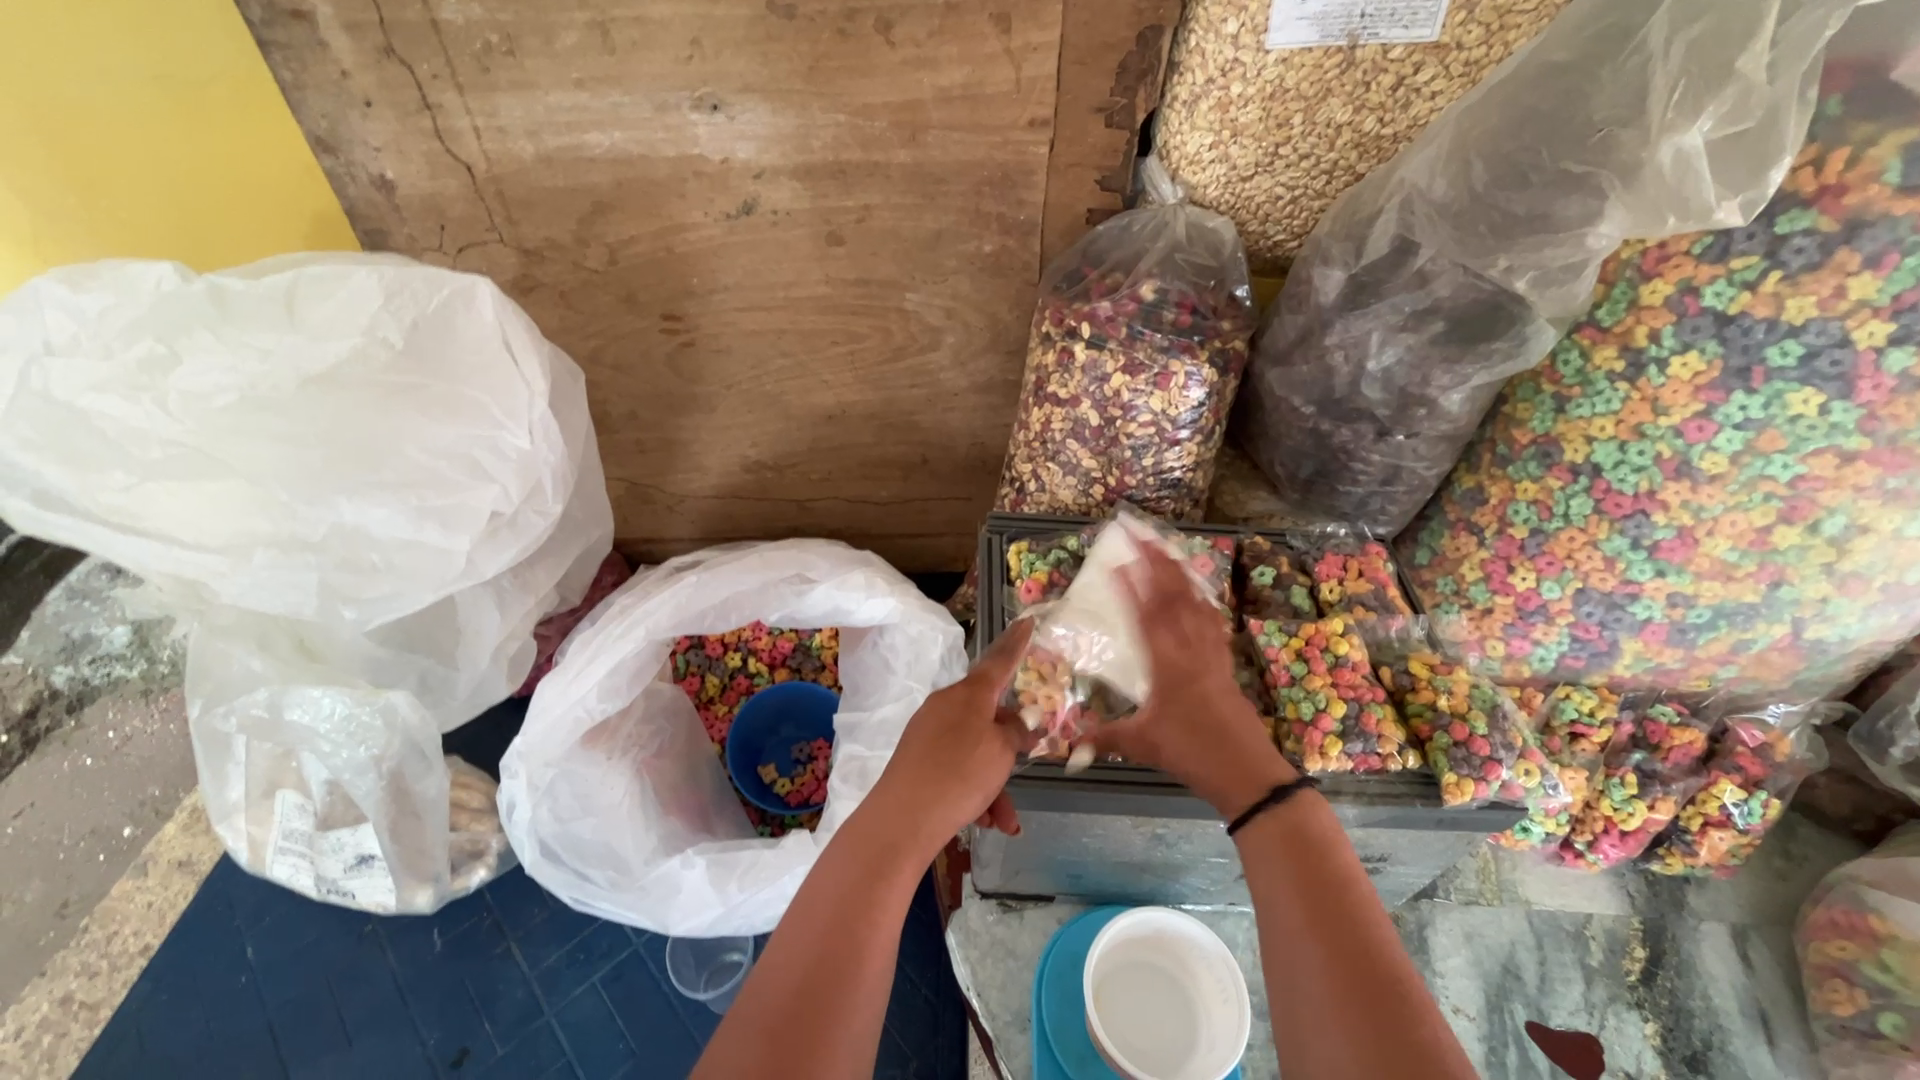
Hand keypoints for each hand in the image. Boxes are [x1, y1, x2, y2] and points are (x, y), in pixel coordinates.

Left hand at [862, 618, 1034, 855]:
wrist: (904, 817)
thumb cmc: (960, 773)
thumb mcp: (1002, 751)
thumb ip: (1015, 733)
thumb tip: (1015, 725)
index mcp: (968, 694)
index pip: (999, 661)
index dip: (1016, 644)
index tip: (1026, 622)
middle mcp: (946, 706)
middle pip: (988, 716)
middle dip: (1009, 748)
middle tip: (1023, 766)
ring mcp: (929, 732)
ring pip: (976, 752)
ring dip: (995, 785)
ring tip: (1005, 820)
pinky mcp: (918, 760)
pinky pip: (957, 770)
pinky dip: (975, 795)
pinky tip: (986, 822)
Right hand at [1089, 542, 1298, 817]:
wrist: (1247, 772)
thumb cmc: (1192, 753)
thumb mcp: (1142, 745)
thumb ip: (1106, 738)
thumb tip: (1069, 745)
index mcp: (1167, 664)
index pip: (1146, 617)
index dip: (1131, 587)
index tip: (1118, 562)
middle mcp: (1191, 651)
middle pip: (1175, 599)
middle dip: (1158, 565)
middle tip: (1144, 537)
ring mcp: (1212, 656)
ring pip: (1197, 606)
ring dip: (1181, 577)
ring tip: (1169, 552)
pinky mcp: (1225, 666)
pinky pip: (1213, 625)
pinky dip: (1203, 604)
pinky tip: (1200, 597)